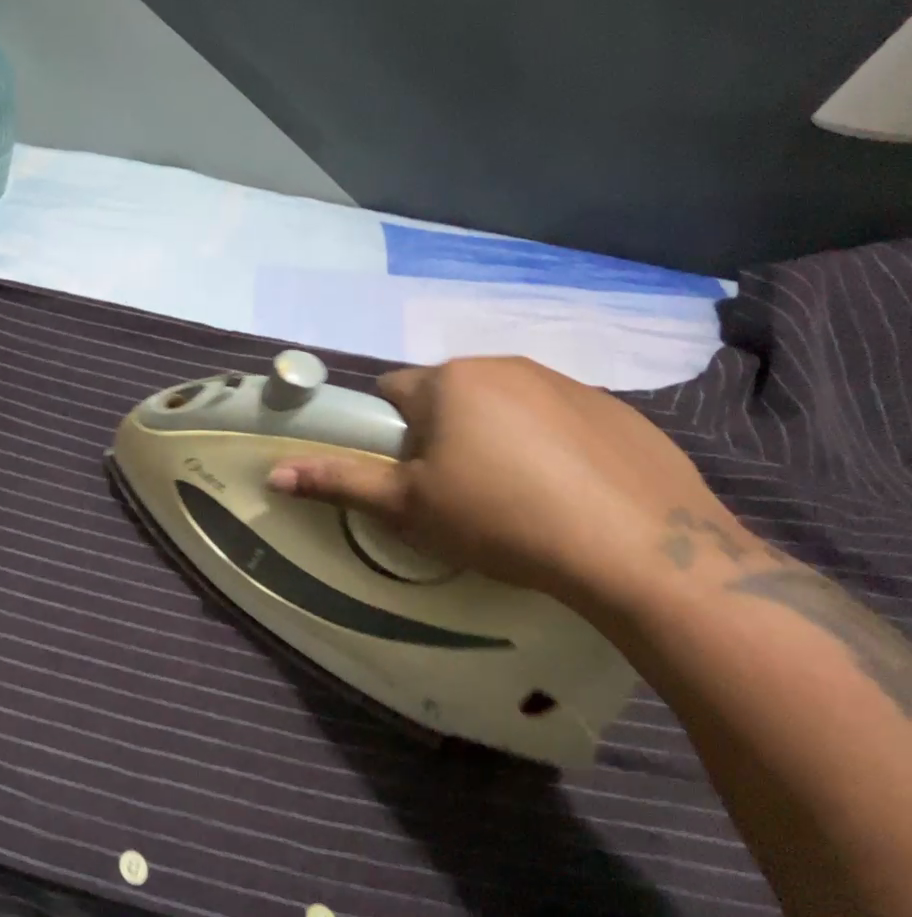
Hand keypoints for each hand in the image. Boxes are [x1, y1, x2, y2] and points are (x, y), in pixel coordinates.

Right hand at [268, 356, 735, 604]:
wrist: (643, 551)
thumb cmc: (502, 520)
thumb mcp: (409, 507)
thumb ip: (340, 481)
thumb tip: (274, 473)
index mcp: (449, 381)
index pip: (392, 391)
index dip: (391, 435)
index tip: (412, 477)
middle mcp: (506, 365)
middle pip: (449, 396)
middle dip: (443, 434)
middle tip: (458, 493)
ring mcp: (570, 384)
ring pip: (506, 406)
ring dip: (496, 437)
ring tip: (517, 498)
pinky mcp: (622, 412)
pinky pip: (562, 420)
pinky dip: (552, 447)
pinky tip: (568, 495)